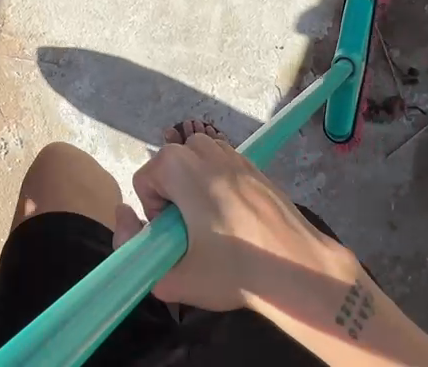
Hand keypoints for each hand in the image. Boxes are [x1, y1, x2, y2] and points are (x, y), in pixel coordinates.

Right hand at [110, 131, 348, 311]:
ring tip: (212, 225)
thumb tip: (128, 226)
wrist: (299, 269)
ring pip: (195, 162)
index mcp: (179, 165)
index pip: (144, 179)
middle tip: (192, 234)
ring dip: (193, 187)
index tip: (174, 237)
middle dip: (172, 197)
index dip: (153, 212)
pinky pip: (220, 166)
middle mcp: (203, 148)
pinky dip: (218, 185)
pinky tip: (236, 219)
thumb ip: (136, 254)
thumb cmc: (235, 270)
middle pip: (169, 167)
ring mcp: (232, 152)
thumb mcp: (175, 278)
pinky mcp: (254, 164)